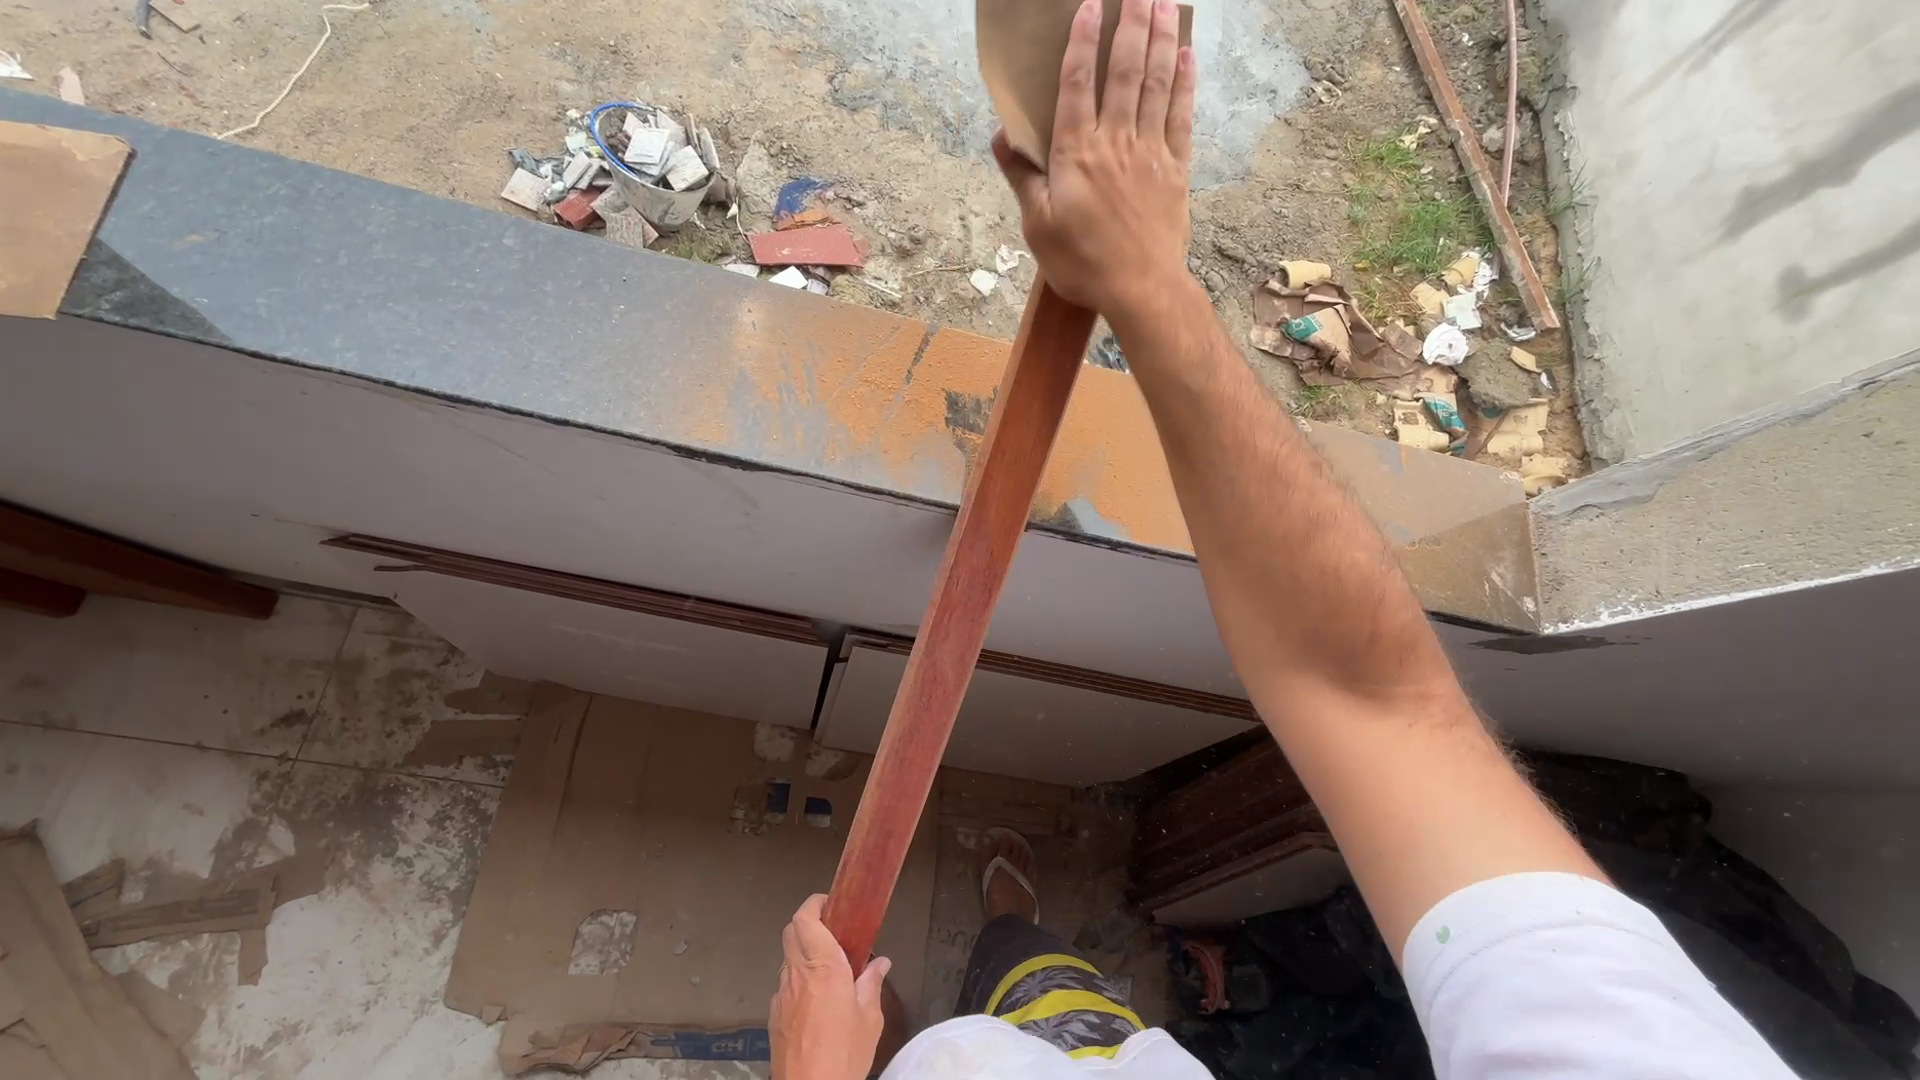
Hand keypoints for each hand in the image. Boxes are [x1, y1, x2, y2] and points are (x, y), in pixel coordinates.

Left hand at [770, 894, 892, 1079]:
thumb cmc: (844, 1054)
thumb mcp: (870, 1019)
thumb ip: (872, 985)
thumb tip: (879, 964)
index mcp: (823, 967)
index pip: (806, 919)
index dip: (814, 904)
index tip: (830, 904)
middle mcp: (797, 975)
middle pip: (791, 931)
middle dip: (807, 921)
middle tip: (830, 929)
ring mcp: (781, 995)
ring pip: (787, 958)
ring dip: (803, 952)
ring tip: (827, 968)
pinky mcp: (774, 1016)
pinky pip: (785, 985)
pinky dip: (798, 980)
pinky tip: (815, 1000)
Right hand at [992, 0, 1196, 314]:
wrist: (1140, 290)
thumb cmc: (1083, 263)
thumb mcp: (1038, 227)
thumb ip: (1022, 178)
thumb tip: (1002, 137)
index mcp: (1077, 154)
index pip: (1078, 83)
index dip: (1083, 40)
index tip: (1090, 4)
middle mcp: (1116, 142)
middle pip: (1125, 70)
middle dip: (1131, 22)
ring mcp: (1150, 153)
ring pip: (1157, 83)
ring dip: (1161, 38)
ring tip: (1165, 2)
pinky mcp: (1176, 170)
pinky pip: (1182, 116)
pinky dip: (1184, 83)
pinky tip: (1186, 57)